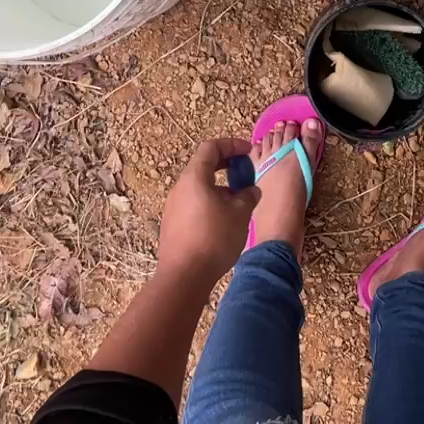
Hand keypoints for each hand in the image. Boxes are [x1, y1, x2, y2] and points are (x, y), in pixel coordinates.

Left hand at [156, 138, 260, 289]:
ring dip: (219, 187)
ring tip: (239, 201)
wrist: (183, 278)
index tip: (248, 151)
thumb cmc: (214, 238)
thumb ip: (248, 196)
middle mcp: (180, 188)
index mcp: (194, 177)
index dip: (231, 144)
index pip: (211, 148)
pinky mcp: (173, 225)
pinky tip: (224, 220)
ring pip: (199, 187)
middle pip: (203, 166)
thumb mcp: (240, 214)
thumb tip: (250, 190)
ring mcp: (173, 207)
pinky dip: (210, 202)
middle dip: (226, 165)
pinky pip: (193, 203)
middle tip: (244, 170)